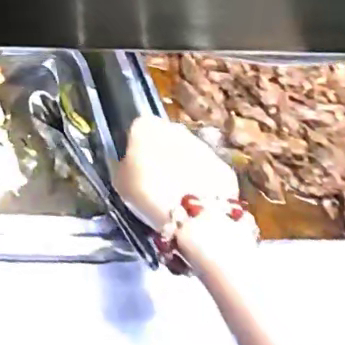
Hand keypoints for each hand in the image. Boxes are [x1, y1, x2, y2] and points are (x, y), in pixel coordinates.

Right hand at [116, 117, 253, 259]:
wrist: (195, 218)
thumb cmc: (148, 194)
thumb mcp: (120, 181)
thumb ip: (124, 167)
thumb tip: (131, 166)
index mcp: (146, 125)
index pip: (137, 130)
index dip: (136, 150)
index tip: (136, 170)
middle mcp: (176, 128)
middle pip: (165, 140)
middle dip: (162, 157)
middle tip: (157, 185)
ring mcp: (203, 147)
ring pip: (188, 156)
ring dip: (183, 170)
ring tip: (177, 199)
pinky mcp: (224, 168)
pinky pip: (208, 174)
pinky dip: (203, 185)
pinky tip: (197, 205)